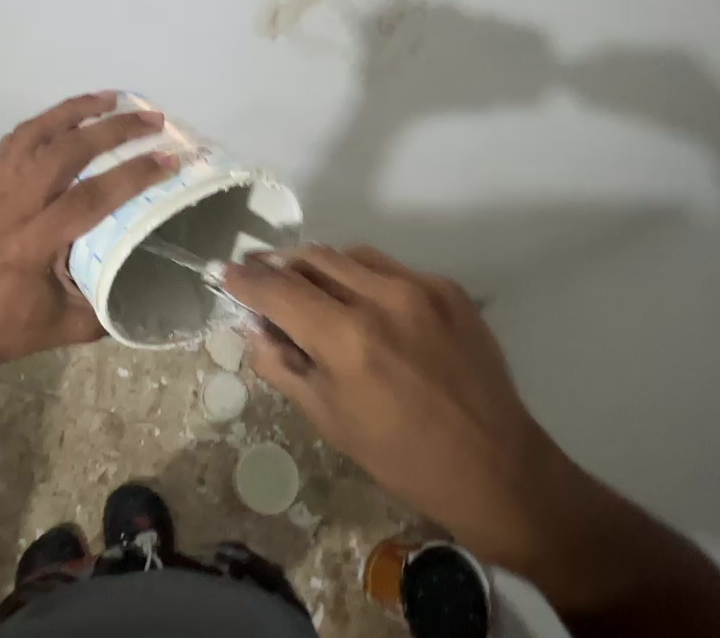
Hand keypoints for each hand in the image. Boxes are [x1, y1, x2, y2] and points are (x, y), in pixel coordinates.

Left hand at [0, 92, 177, 369]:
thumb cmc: (15, 329)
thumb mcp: (72, 326)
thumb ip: (112, 297)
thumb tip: (152, 266)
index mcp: (31, 246)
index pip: (87, 199)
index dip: (131, 176)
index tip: (168, 160)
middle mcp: (12, 208)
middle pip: (63, 152)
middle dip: (112, 130)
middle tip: (152, 119)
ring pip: (35, 134)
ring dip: (76, 110)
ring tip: (112, 98)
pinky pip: (18, 141)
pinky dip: (48, 121)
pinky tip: (73, 116)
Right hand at [224, 245, 580, 567]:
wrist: (494, 466)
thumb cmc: (401, 456)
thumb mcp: (328, 419)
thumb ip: (282, 364)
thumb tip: (253, 327)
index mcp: (347, 338)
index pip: (279, 290)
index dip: (245, 280)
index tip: (225, 273)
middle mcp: (382, 298)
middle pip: (313, 258)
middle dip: (278, 263)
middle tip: (260, 273)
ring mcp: (421, 287)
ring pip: (351, 255)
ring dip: (319, 265)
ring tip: (305, 283)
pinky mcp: (448, 289)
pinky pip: (390, 269)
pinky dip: (363, 277)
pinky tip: (361, 301)